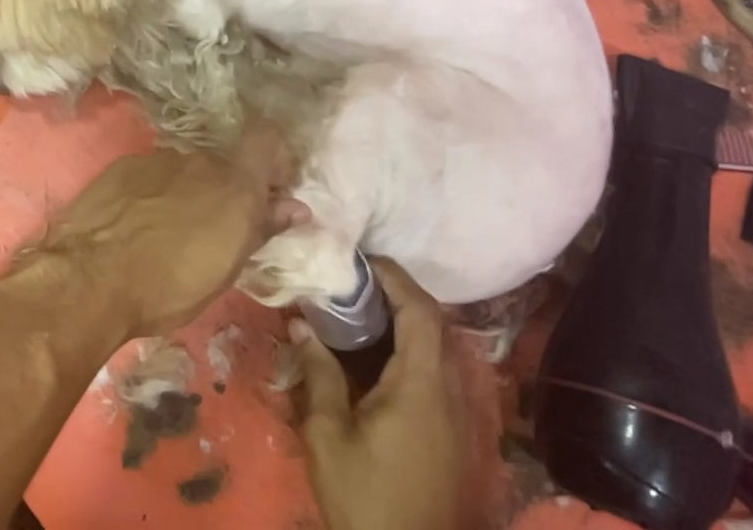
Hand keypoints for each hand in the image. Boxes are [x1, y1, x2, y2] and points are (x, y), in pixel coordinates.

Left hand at [32, 124, 307, 339]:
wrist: (90, 276)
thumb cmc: (169, 287)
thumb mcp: (226, 269)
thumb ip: (261, 229)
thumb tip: (294, 208)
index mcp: (235, 184)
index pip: (266, 138)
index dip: (272, 158)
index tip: (269, 190)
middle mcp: (198, 161)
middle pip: (222, 164)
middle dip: (224, 191)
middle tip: (215, 230)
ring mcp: (157, 160)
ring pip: (184, 171)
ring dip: (185, 194)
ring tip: (167, 234)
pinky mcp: (121, 165)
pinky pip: (150, 175)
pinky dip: (151, 194)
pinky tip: (136, 224)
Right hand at [292, 258, 470, 529]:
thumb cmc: (364, 494)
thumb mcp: (328, 433)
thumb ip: (318, 374)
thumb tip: (301, 324)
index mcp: (418, 385)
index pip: (420, 313)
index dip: (395, 278)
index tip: (360, 258)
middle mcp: (444, 391)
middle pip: (432, 325)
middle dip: (394, 293)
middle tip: (349, 278)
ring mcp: (451, 412)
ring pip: (432, 347)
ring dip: (399, 320)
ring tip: (351, 306)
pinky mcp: (446, 430)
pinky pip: (428, 371)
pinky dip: (402, 348)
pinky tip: (366, 353)